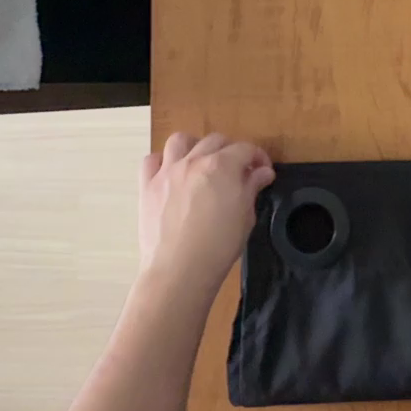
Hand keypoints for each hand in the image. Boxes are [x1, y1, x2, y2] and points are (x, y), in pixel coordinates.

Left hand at [138, 132, 275, 289]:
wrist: (179, 270)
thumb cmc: (219, 246)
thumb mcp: (245, 216)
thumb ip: (251, 188)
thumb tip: (262, 172)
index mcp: (222, 166)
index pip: (246, 149)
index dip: (258, 158)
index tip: (263, 172)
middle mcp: (194, 161)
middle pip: (215, 140)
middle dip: (231, 151)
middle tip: (237, 171)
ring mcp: (167, 171)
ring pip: (180, 140)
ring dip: (194, 146)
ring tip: (201, 162)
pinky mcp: (147, 186)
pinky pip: (151, 160)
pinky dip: (162, 161)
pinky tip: (171, 174)